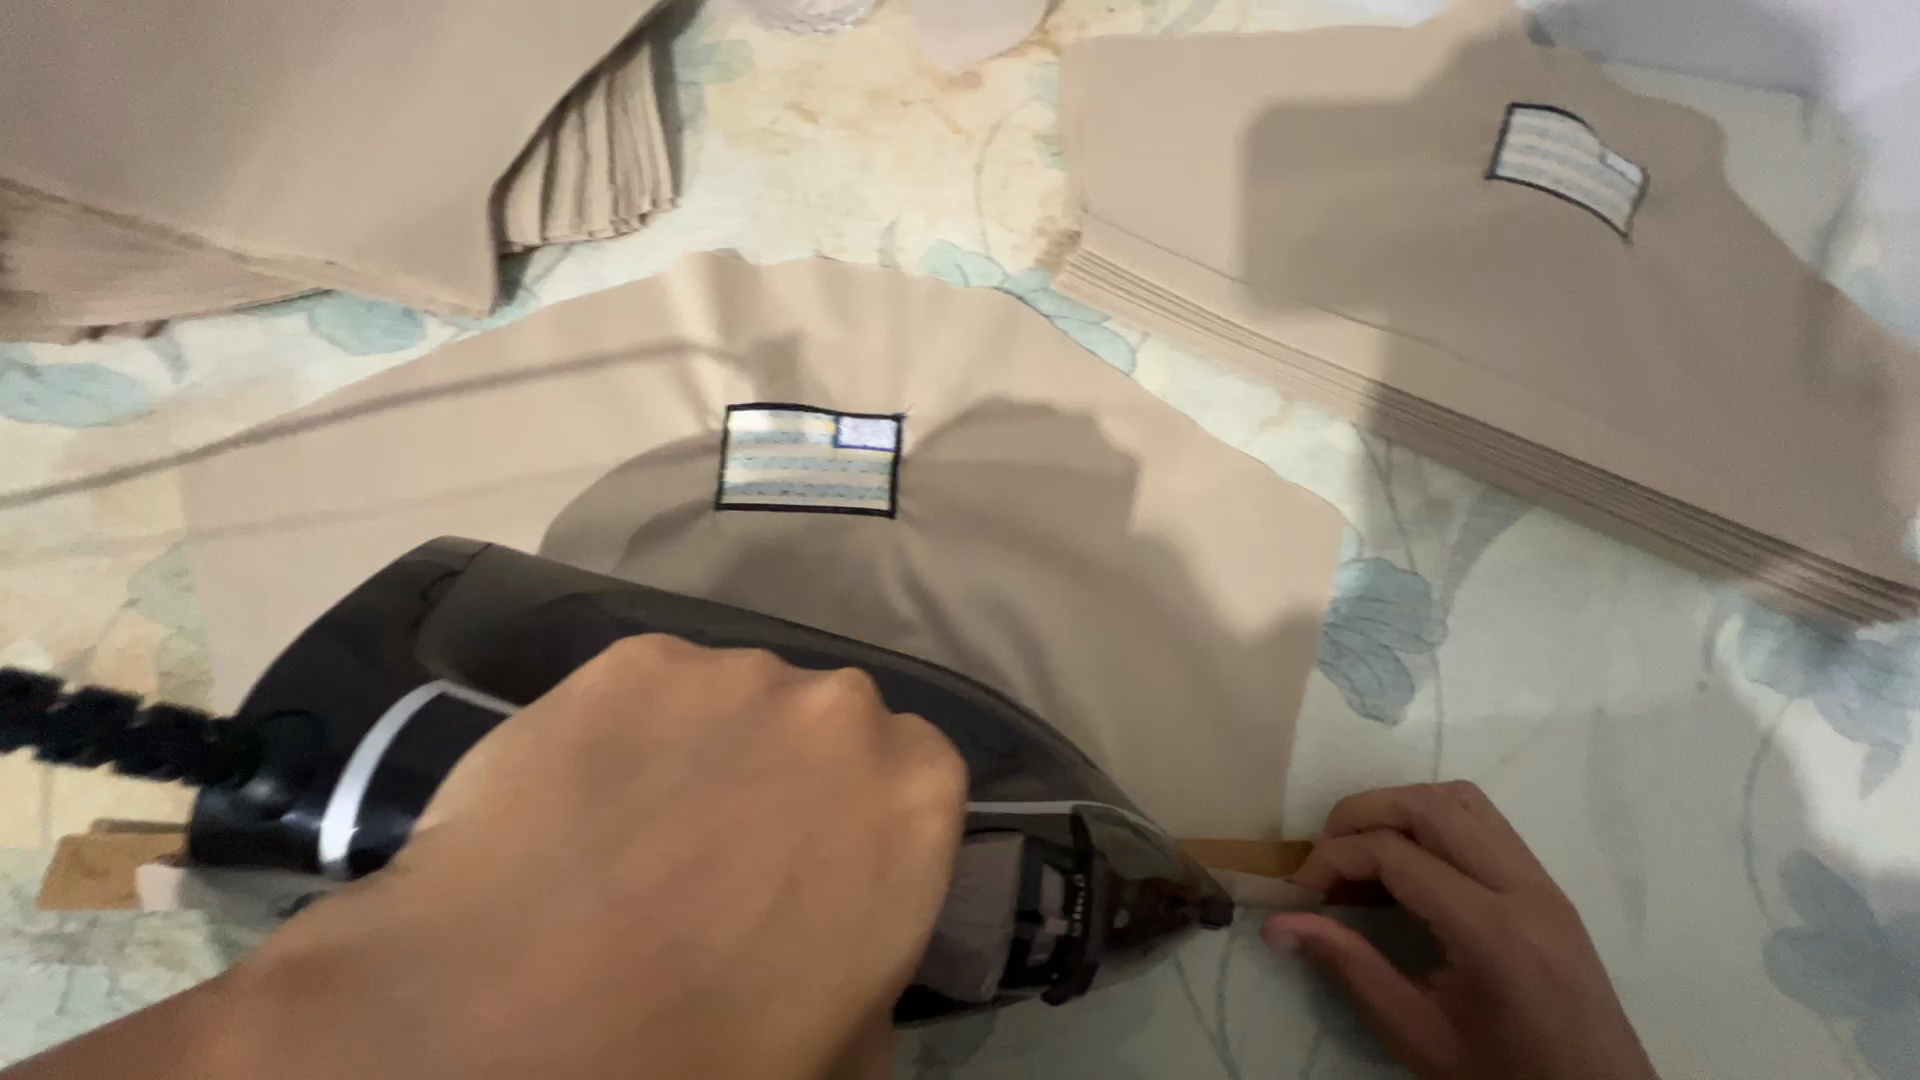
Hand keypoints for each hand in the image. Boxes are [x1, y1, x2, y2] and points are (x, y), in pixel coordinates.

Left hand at [215, 636, 963, 1079]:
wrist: (512, 1029)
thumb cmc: (714, 1050)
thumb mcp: (848, 1042)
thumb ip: (875, 959)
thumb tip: (842, 935)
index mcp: (918, 789)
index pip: (915, 772)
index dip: (864, 816)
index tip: (820, 857)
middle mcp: (844, 707)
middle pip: (831, 723)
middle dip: (795, 769)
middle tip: (726, 840)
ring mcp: (739, 672)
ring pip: (743, 697)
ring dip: (714, 743)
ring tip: (641, 819)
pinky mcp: (639, 658)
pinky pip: (657, 686)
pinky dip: (634, 726)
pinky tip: (585, 791)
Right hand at [1264, 782, 1656, 1079]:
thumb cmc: (1504, 1079)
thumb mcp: (1417, 1035)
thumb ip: (1347, 966)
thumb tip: (1275, 924)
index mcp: (1494, 934)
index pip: (1394, 854)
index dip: (1332, 858)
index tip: (1300, 888)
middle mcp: (1525, 891)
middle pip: (1428, 805)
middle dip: (1360, 814)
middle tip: (1324, 853)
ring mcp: (1543, 883)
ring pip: (1459, 799)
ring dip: (1398, 808)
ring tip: (1364, 849)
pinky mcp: (1547, 886)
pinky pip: (1483, 820)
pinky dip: (1432, 819)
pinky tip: (1409, 859)